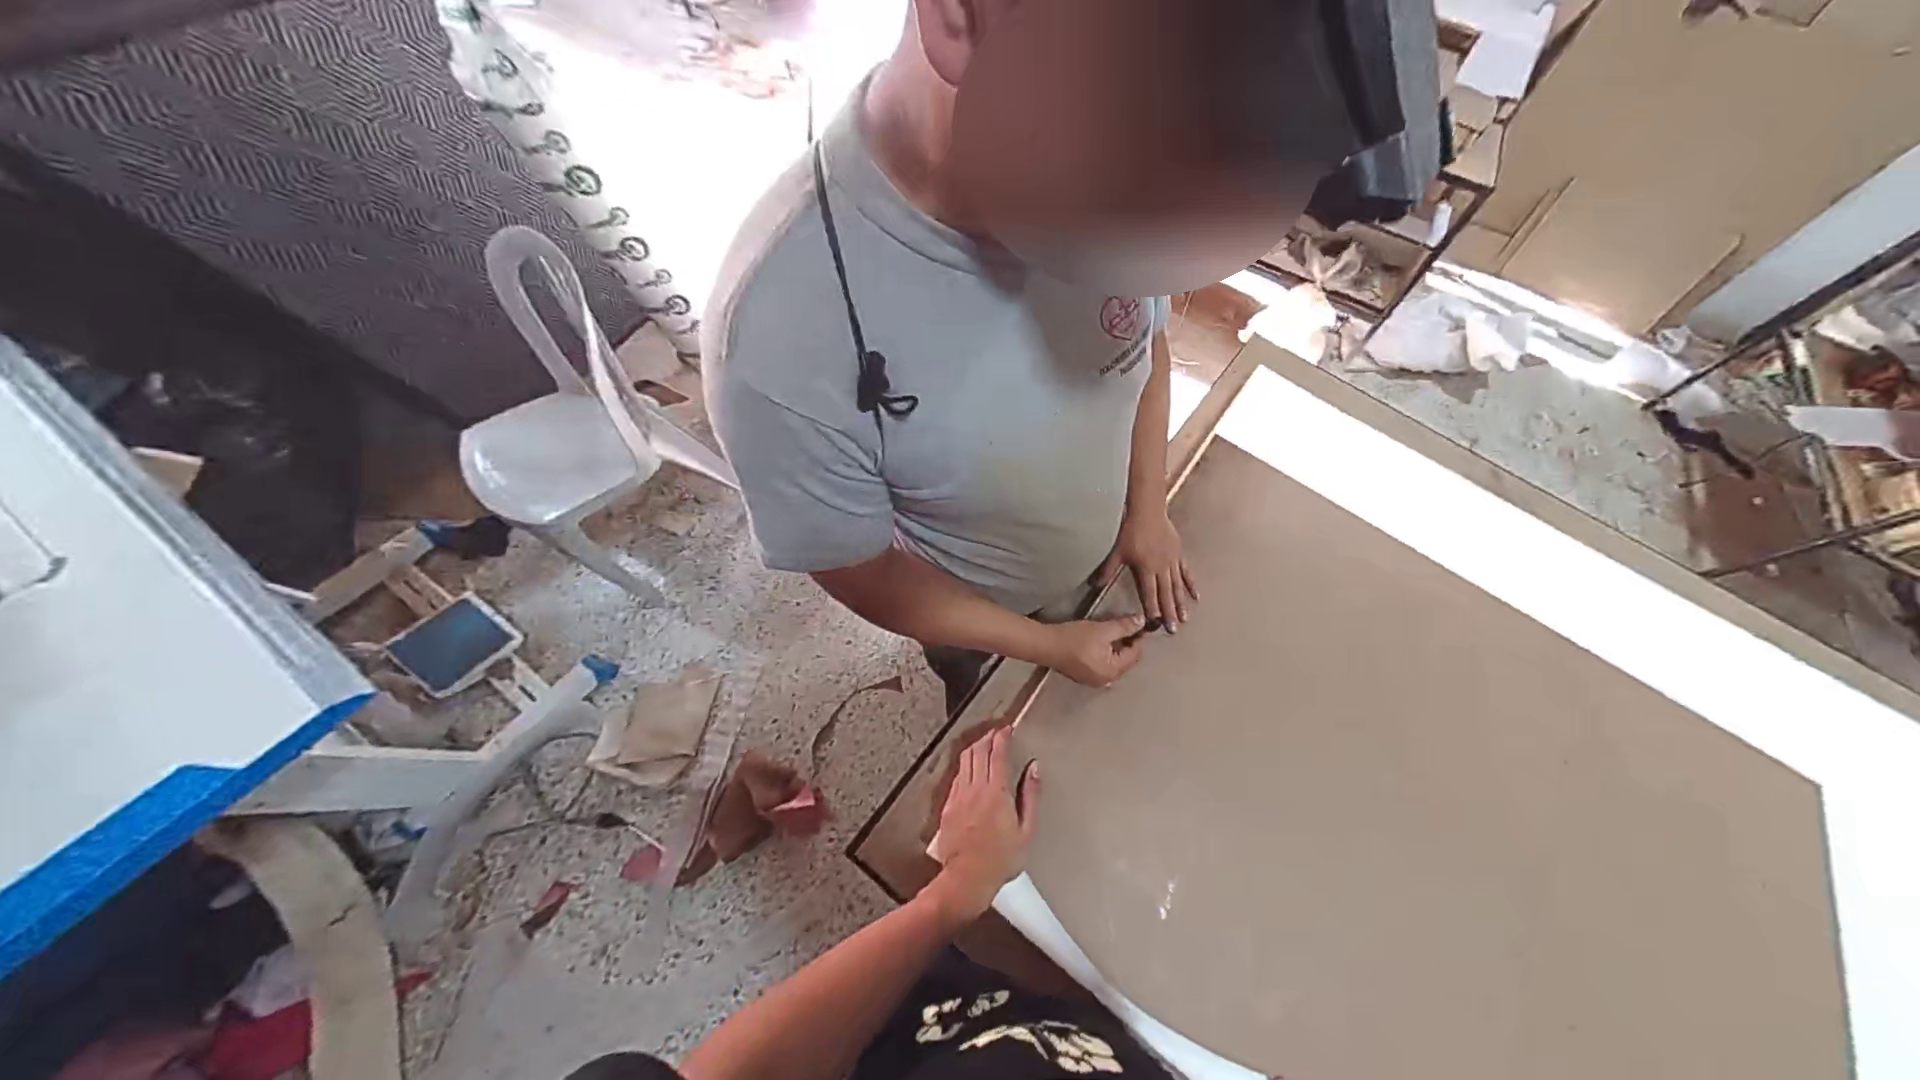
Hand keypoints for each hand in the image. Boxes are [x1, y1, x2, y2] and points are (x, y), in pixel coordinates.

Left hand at [928, 728, 1040, 923]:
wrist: (967, 877)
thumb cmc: (1000, 859)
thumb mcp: (1026, 830)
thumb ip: (1030, 796)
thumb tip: (1033, 769)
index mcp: (996, 792)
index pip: (997, 753)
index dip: (1001, 737)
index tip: (1006, 729)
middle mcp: (975, 788)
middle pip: (978, 751)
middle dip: (987, 737)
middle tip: (995, 733)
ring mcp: (959, 795)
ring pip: (965, 761)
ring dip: (975, 748)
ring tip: (983, 744)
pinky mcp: (949, 805)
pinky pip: (957, 776)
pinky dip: (965, 765)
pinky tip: (970, 769)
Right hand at [1042, 614, 1146, 686]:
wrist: (1044, 645)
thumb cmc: (1074, 638)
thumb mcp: (1102, 629)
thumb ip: (1124, 626)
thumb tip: (1143, 621)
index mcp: (1113, 672)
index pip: (1135, 654)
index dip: (1137, 637)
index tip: (1136, 622)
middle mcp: (1105, 680)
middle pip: (1125, 661)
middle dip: (1126, 643)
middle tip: (1123, 626)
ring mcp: (1092, 680)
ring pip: (1112, 662)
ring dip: (1114, 648)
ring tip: (1109, 632)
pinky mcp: (1081, 675)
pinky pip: (1101, 664)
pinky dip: (1103, 653)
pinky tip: (1096, 642)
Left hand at [1100, 507, 1197, 630]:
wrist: (1147, 510)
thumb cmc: (1130, 529)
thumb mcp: (1116, 551)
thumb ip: (1107, 570)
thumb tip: (1095, 585)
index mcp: (1145, 569)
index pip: (1149, 594)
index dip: (1152, 610)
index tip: (1155, 624)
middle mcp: (1161, 568)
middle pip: (1166, 594)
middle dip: (1169, 613)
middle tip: (1173, 630)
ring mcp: (1172, 561)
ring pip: (1177, 586)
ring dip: (1181, 603)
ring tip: (1185, 619)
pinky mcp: (1178, 553)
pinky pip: (1186, 572)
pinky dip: (1191, 585)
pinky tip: (1196, 597)